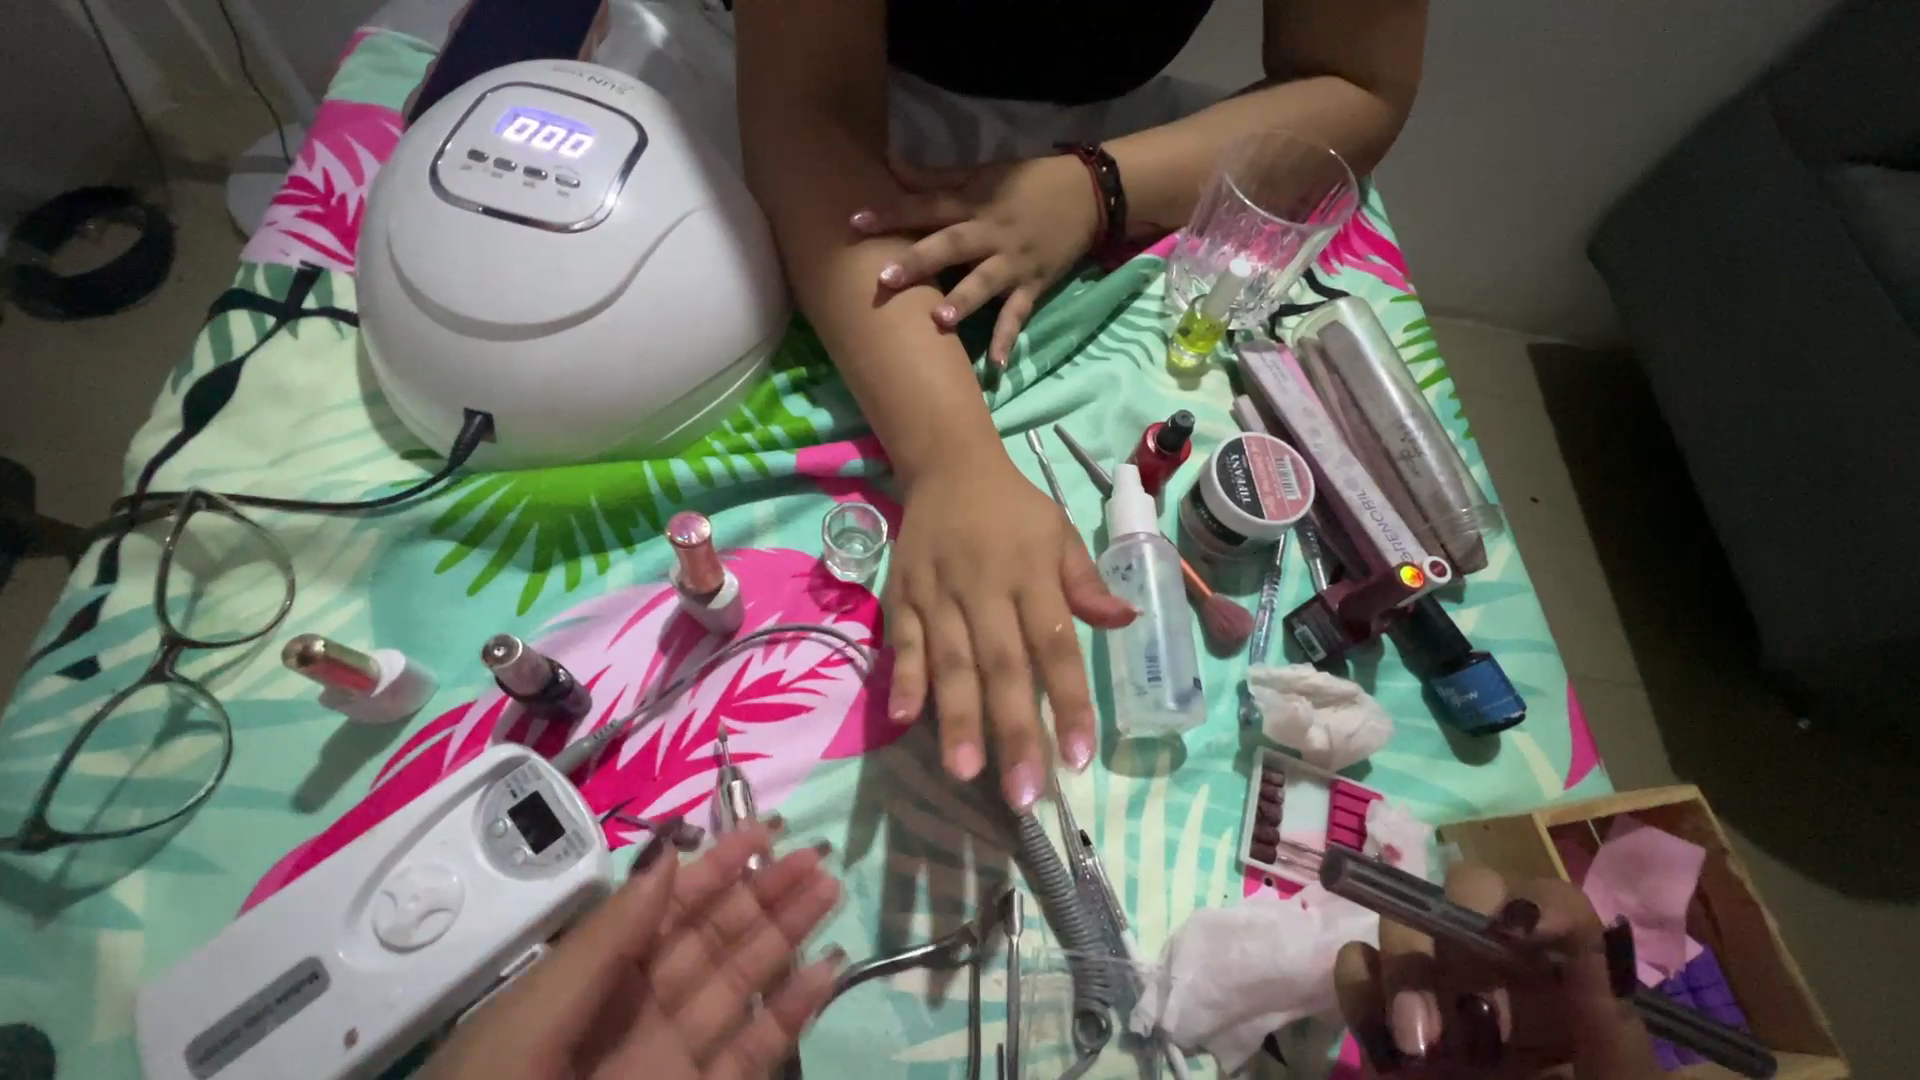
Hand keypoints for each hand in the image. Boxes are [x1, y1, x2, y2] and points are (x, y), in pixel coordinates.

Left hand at [421, 826, 845, 1079]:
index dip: (714, 868)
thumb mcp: (530, 1018)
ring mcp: (670, 1060)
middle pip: (712, 940)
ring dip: (787, 937)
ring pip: (741, 985)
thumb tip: (667, 852)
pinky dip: (792, 1013)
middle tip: (815, 855)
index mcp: (590, 983)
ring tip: (831, 891)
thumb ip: (606, 938)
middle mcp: (637, 1012)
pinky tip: (827, 972)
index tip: (761, 830)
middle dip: (763, 894)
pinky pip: (752, 1052)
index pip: (665, 910)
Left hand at [851, 155, 1100, 368]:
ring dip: (963, 303)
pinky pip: (1018, 315)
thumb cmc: (1028, 182)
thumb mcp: (985, 173)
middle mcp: (990, 233)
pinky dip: (1008, 339)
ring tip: (939, 322)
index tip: (855, 223)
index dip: (892, 213)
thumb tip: (891, 165)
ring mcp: (1012, 263)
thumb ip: (938, 177)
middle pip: (950, 246)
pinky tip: (995, 366)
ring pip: (984, 283)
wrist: (1089, 194)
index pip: (927, 206)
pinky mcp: (1033, 285)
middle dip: (918, 262)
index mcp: (974, 204)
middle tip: (885, 281)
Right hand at [881, 454, 1133, 809]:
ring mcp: (938, 593)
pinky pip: (902, 640)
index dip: (1069, 701)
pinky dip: (903, 677)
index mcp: (1031, 574)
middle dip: (1013, 730)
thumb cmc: (1015, 509)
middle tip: (1024, 794)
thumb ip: (1087, 581)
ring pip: (950, 662)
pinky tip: (904, 718)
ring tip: (966, 774)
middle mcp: (985, 588)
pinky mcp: (902, 595)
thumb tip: (1128, 622)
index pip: (1055, 645)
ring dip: (957, 718)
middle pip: (1002, 666)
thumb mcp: (1060, 533)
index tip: (1080, 758)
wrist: (949, 466)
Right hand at [1335, 863, 1656, 1078]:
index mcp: (1569, 986)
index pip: (1555, 906)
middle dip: (1453, 939)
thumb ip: (1610, 1030)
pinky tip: (1386, 1044)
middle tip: (1470, 1014)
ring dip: (1406, 975)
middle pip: (1462, 894)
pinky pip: (1354, 965)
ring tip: (1422, 1046)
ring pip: (1401, 924)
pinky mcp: (1380, 1012)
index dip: (1534, 902)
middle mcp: (1498, 971)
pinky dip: (1358, 990)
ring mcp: (1433, 988)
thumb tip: (1595, 943)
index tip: (1517, 932)